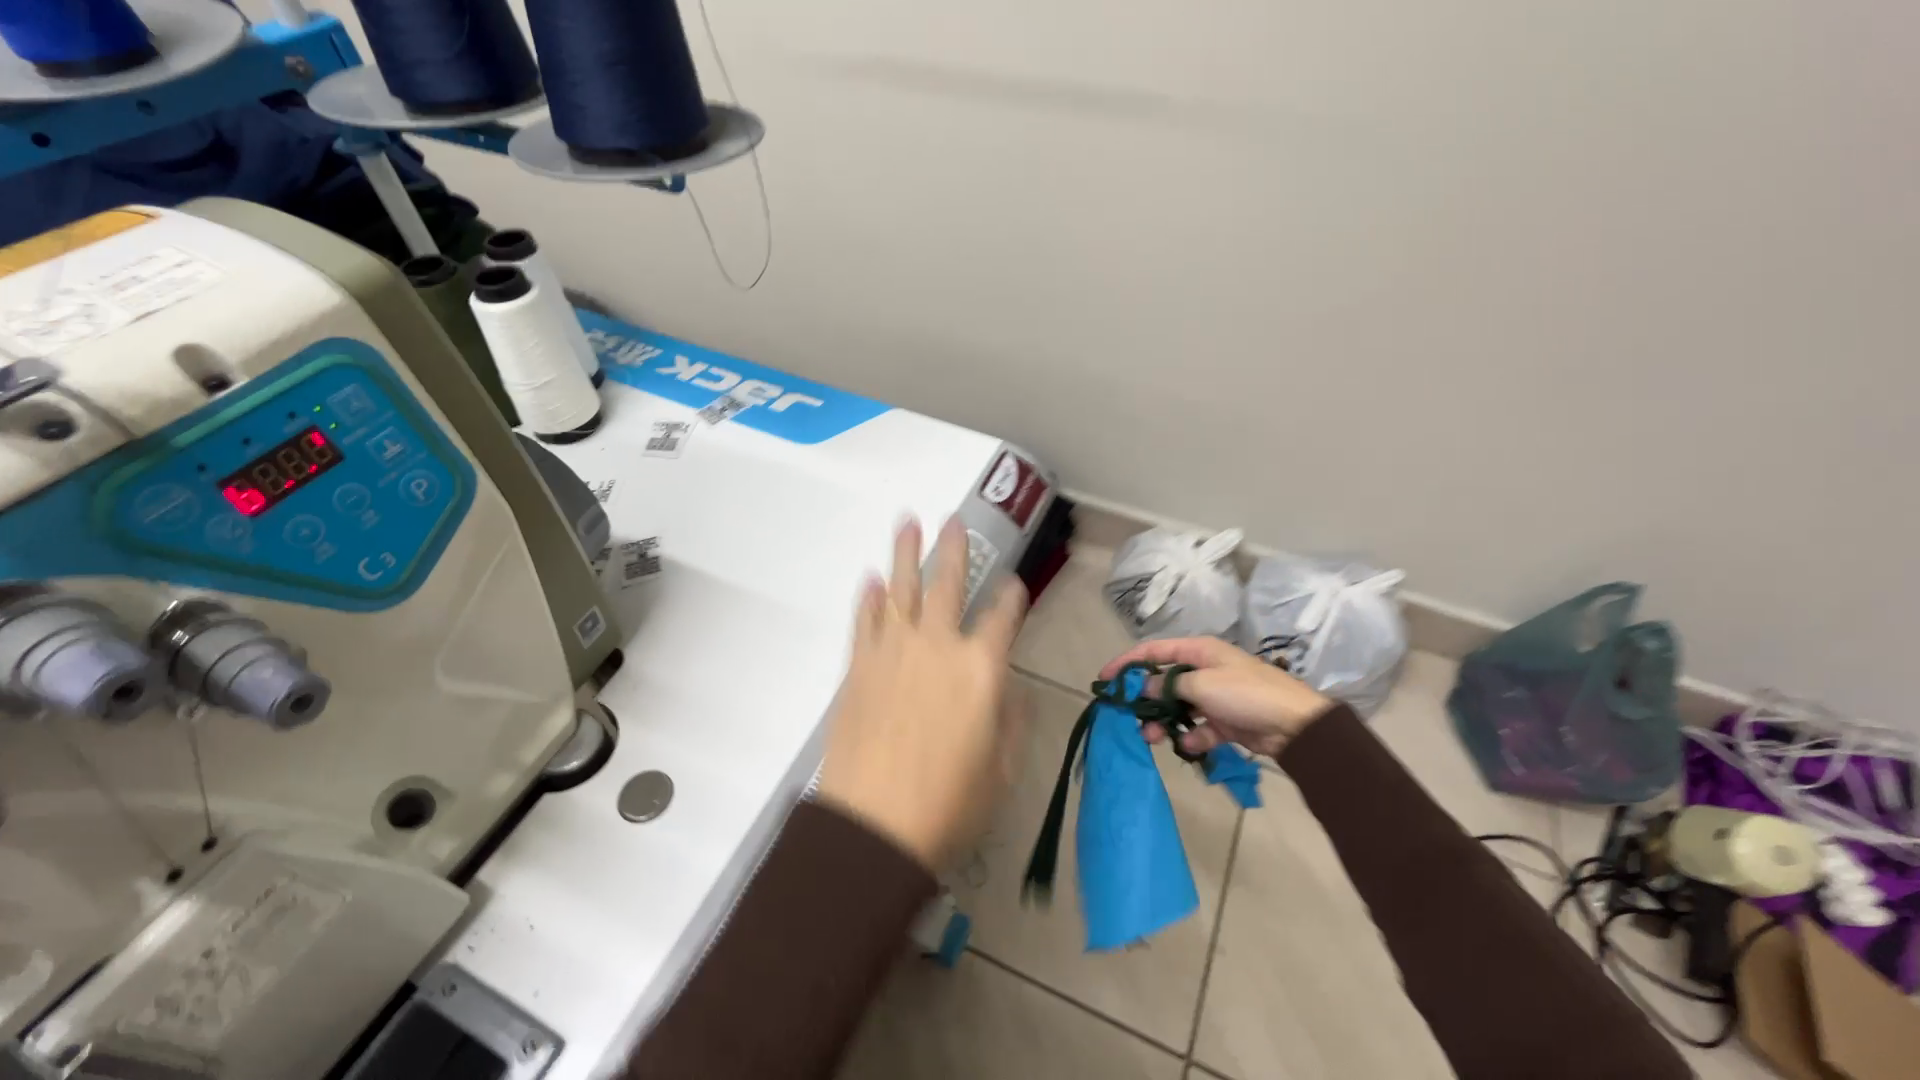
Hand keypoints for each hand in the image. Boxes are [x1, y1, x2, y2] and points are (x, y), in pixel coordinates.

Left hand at [817, 518, 1029, 870]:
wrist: (873, 826)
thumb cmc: (950, 804)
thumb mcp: (1001, 767)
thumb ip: (1008, 718)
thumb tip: (1006, 689)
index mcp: (983, 669)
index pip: (1003, 617)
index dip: (1013, 598)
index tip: (1015, 584)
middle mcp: (938, 646)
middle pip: (948, 585)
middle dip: (954, 550)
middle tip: (954, 520)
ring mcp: (893, 652)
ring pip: (900, 589)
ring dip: (904, 553)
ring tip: (907, 520)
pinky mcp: (858, 667)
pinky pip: (864, 620)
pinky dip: (868, 597)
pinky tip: (870, 578)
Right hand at [1100, 637, 1331, 759]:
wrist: (1295, 725)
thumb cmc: (1246, 693)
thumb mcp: (1202, 685)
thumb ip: (1167, 686)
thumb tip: (1142, 687)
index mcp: (1199, 651)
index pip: (1154, 651)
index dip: (1127, 662)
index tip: (1104, 679)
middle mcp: (1204, 670)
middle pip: (1163, 682)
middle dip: (1144, 699)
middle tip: (1127, 717)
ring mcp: (1215, 697)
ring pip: (1177, 708)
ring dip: (1163, 721)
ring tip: (1152, 736)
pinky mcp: (1225, 722)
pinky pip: (1198, 728)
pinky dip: (1191, 737)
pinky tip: (1189, 745)